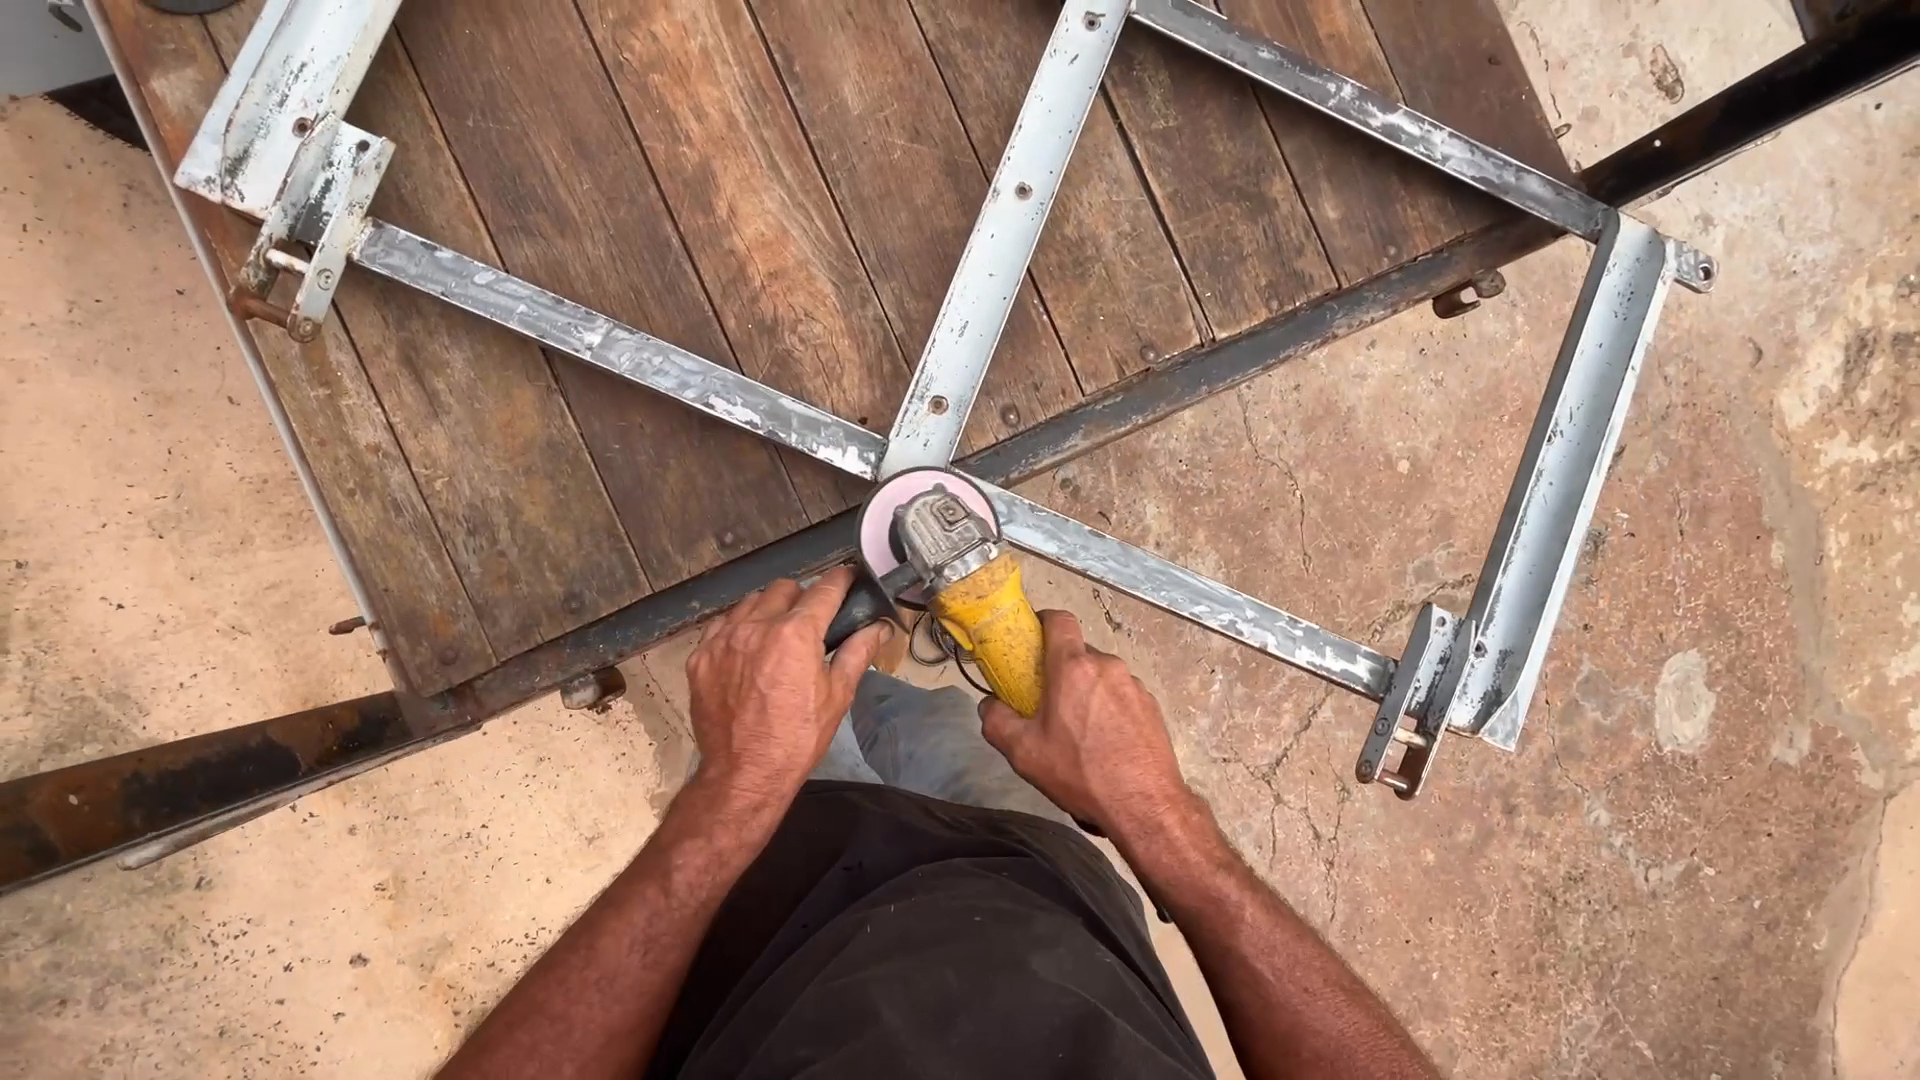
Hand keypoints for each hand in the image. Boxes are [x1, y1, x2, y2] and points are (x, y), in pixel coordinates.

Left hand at [686, 566, 892, 797]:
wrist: (744, 775)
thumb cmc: (798, 738)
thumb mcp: (837, 695)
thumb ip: (858, 652)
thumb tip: (881, 627)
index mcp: (795, 634)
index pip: (824, 589)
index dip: (841, 580)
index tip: (848, 577)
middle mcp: (756, 627)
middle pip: (784, 588)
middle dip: (803, 596)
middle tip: (812, 620)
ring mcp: (723, 640)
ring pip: (750, 602)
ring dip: (769, 609)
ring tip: (778, 635)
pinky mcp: (700, 657)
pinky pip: (722, 625)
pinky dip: (739, 629)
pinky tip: (749, 651)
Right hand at [978, 610, 1190, 835]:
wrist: (1145, 806)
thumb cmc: (1080, 773)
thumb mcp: (1023, 753)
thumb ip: (997, 722)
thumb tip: (989, 706)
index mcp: (1073, 667)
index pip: (1059, 619)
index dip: (1043, 621)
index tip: (1031, 639)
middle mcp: (1107, 666)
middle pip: (1078, 653)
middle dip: (1061, 670)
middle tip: (1048, 703)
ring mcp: (1134, 685)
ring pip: (1101, 676)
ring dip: (1086, 692)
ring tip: (1079, 731)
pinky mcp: (1152, 707)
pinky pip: (1122, 696)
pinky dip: (1109, 709)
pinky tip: (1106, 743)